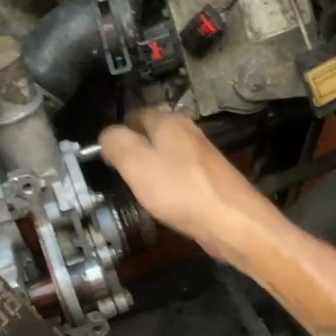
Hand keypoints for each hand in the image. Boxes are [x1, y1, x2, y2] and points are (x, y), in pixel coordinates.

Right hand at [98, 109, 282, 262]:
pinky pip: (180, 175)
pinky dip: (168, 185)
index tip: (105, 158)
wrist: (230, 219)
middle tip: (120, 176)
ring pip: (166, 155)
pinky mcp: (210, 179)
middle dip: (134, 152)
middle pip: (151, 135)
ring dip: (151, 170)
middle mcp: (187, 131)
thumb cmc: (178, 189)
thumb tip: (106, 135)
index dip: (116, 134)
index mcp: (168, 121)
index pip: (134, 115)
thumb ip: (115, 143)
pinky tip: (164, 202)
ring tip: (139, 191)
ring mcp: (201, 156)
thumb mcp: (135, 162)